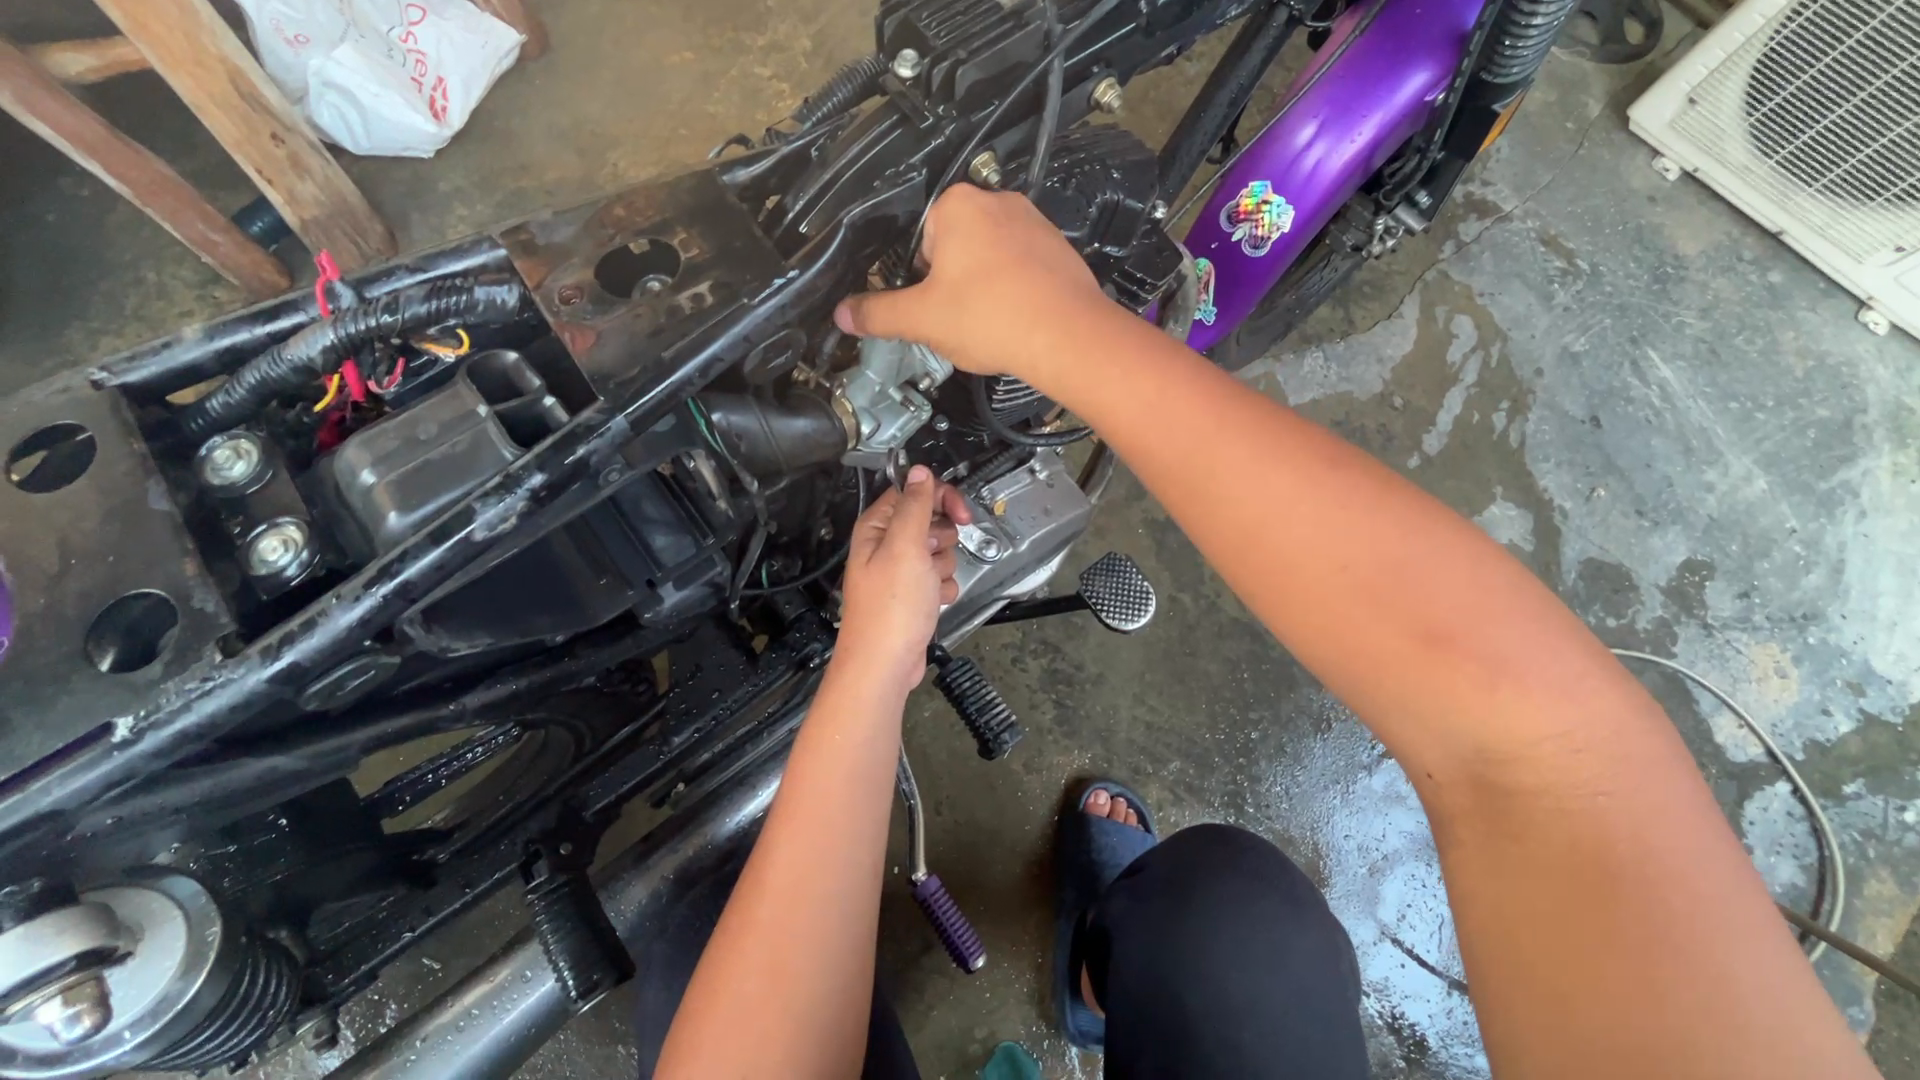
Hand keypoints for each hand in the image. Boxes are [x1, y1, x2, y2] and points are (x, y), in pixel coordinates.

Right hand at [833, 185, 1120, 383]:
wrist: (1067, 336)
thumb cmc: (993, 318)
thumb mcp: (921, 319)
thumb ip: (877, 314)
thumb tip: (843, 314)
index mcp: (955, 205)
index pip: (917, 239)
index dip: (917, 280)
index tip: (927, 306)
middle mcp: (996, 201)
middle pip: (953, 247)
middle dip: (950, 283)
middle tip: (958, 319)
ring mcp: (1032, 221)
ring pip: (988, 258)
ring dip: (982, 289)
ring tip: (988, 323)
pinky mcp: (1058, 247)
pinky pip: (1021, 268)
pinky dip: (1013, 291)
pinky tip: (1014, 319)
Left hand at [836, 465, 973, 696]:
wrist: (885, 663)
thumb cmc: (890, 607)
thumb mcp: (905, 546)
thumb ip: (914, 504)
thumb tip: (919, 471)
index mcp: (877, 527)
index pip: (913, 493)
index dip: (940, 499)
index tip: (960, 514)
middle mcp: (886, 546)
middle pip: (931, 522)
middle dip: (942, 540)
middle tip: (931, 556)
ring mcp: (900, 572)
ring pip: (940, 552)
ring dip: (943, 568)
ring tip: (928, 585)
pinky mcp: (913, 595)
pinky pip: (941, 579)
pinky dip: (943, 589)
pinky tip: (933, 602)